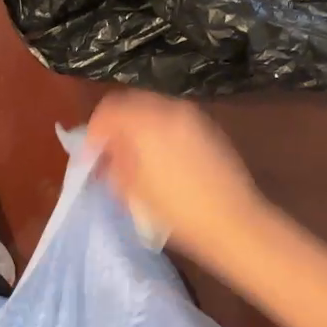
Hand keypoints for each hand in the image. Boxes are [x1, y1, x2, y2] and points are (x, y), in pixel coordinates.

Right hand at [87, 91, 269, 265]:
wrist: (234, 222)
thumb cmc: (178, 212)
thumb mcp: (133, 192)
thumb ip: (113, 165)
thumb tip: (106, 155)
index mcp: (146, 121)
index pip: (108, 109)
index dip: (95, 131)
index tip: (92, 156)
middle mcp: (170, 109)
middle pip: (132, 103)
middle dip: (117, 126)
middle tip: (111, 154)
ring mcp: (193, 116)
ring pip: (154, 110)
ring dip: (139, 128)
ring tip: (136, 158)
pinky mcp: (210, 128)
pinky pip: (175, 120)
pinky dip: (161, 131)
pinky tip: (162, 160)